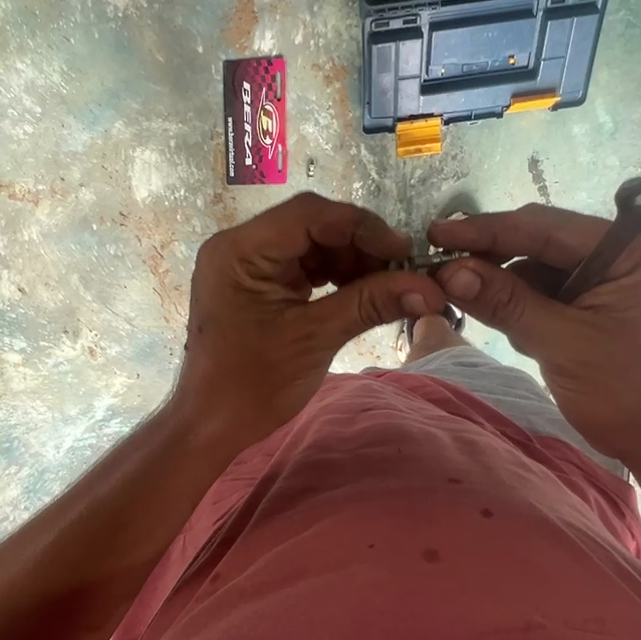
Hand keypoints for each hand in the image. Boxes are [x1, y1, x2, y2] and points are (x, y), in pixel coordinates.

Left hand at [171, 193, 444, 452]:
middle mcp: (238, 246)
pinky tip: (361, 292)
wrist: (212, 425)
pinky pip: (302, 266)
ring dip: (351, 261)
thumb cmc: (252, 385)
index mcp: (239, 251)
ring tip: (386, 285)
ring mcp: (246, 265)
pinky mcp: (256, 284)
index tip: (404, 252)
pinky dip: (334, 277)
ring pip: (311, 244)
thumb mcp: (315, 339)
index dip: (362, 227)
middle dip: (359, 246)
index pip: (309, 214)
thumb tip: (429, 288)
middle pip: (311, 225)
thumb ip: (369, 303)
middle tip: (402, 271)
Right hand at [427, 204, 640, 470]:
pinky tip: (499, 318)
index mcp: (633, 247)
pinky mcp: (605, 307)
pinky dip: (523, 306)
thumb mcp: (559, 342)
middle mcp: (627, 251)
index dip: (485, 231)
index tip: (435, 233)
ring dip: (504, 285)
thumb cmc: (630, 391)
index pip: (545, 226)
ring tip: (459, 294)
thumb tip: (449, 272)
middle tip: (437, 263)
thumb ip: (505, 301)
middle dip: (492, 257)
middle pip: (543, 243)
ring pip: (542, 270)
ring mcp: (617, 280)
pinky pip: (553, 294)